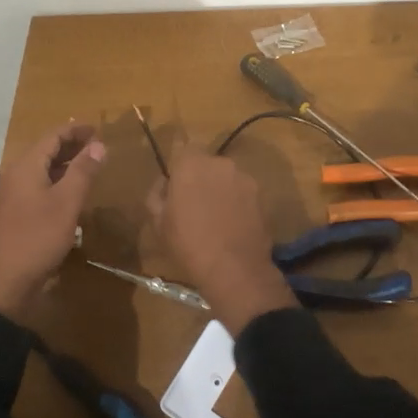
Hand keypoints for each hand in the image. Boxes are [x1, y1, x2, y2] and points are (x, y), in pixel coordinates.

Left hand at [0, 121, 105, 322]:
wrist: (3, 286)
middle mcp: (14, 176)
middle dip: (70, 146)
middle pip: (44, 151)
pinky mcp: (12, 216)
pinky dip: (55, 183)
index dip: (75, 130)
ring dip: (63, 165)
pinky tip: (69, 195)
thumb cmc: (36, 239)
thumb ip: (83, 172)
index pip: (52, 136)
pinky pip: (36, 188)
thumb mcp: (66, 203)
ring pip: (40, 171)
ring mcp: (11, 197)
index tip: (97, 129)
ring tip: (88, 167)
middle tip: (97, 146)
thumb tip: (98, 145)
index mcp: (25, 167)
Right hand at [147, 144, 295, 333]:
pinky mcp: (261, 195)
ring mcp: (244, 177)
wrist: (234, 269)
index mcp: (190, 164)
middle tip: (194, 204)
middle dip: (200, 177)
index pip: (182, 148)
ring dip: (220, 189)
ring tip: (216, 218)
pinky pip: (242, 192)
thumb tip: (164, 182)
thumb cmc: (188, 244)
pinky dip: (237, 202)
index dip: (179, 166)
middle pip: (206, 162)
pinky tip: (233, 225)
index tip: (176, 185)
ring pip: (226, 177)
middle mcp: (219, 163)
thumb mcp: (158, 222)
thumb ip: (157, 194)